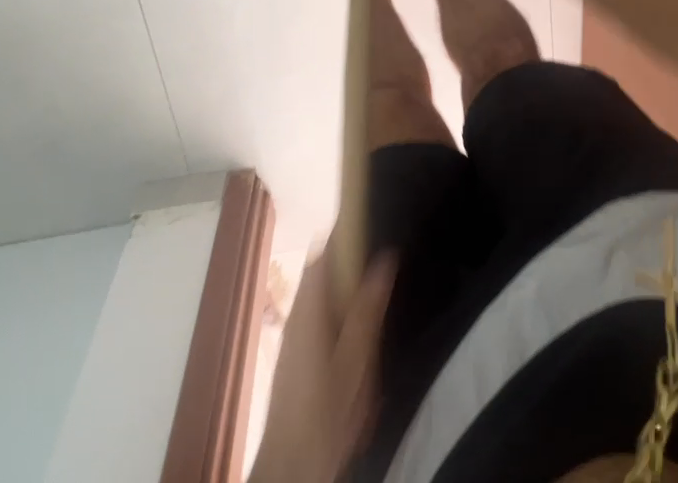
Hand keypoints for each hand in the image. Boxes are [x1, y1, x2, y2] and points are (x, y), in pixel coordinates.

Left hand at [251, 254, 396, 482]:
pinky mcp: (295, 357)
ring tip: (375, 299)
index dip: (344, 233)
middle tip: (382, 262)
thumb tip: (385, 258)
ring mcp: (292, 337)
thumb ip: (369, 308)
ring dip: (345, 291)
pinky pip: (319, 318)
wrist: (292, 463)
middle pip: (321, 272)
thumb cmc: (327, 412)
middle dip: (349, 263)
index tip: (370, 219)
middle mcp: (295, 316)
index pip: (323, 253)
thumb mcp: (358, 360)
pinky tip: (359, 338)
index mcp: (309, 309)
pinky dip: (339, 314)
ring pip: (320, 297)